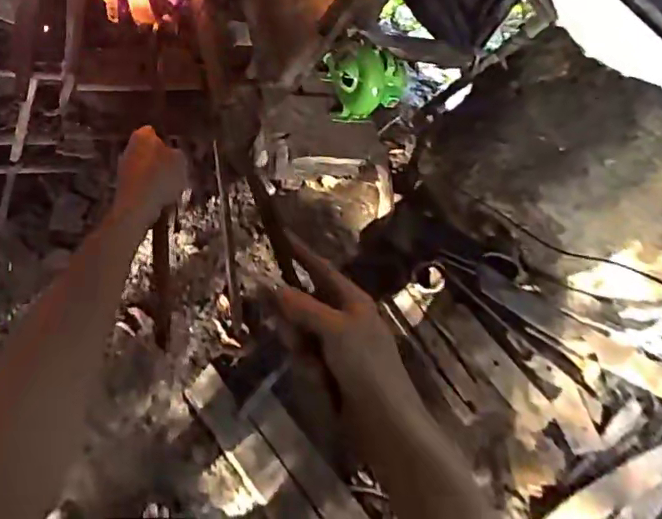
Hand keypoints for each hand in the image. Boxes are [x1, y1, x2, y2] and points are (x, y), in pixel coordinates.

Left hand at [111, 126, 184, 229]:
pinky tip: (159, 196)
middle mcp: (129, 148)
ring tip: (169, 184)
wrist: (136, 207)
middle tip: (174, 167)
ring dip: (154, 173)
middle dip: (158, 157)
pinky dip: (149, 187)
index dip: (165, 140)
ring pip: (144, 166)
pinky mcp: (123, 186)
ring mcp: (123, 167)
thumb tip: (172, 153)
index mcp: (142, 136)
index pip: (153, 132)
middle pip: (147, 149)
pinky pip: (140, 182)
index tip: (174, 150)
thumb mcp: (180, 161)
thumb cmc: (160, 177)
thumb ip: (177, 153)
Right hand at [272, 236, 419, 416]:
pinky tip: (322, 387)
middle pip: (305, 304)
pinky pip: (306, 361)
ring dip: (303, 353)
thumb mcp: (334, 331)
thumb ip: (303, 307)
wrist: (387, 426)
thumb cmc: (367, 367)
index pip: (321, 268)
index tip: (281, 235)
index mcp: (353, 300)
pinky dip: (310, 372)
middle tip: (293, 338)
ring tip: (317, 372)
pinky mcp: (332, 374)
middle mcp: (345, 319)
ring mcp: (338, 348)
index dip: (301, 253)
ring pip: (301, 335)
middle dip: (295, 321)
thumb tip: (274, 286)